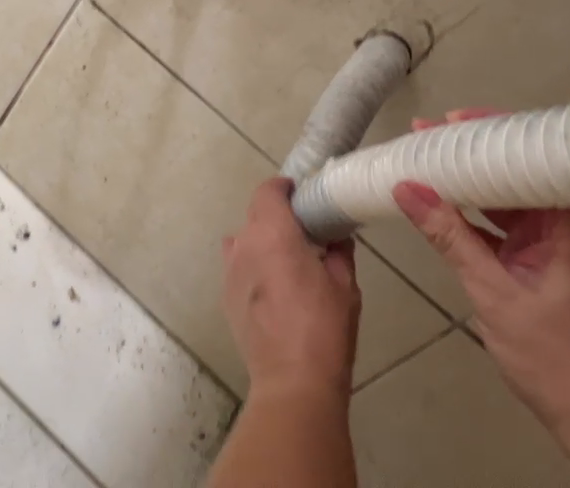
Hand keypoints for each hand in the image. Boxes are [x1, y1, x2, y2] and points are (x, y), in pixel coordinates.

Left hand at [220, 177, 361, 399]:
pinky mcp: (225, 297)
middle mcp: (245, 245)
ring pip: (243, 241)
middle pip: (255, 215)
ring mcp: (230, 272)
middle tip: (303, 231)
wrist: (293, 381)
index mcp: (273, 233)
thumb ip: (337, 252)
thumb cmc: (324, 328)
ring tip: (286, 260)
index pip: (267, 192)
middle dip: (276, 216)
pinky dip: (253, 266)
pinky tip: (273, 288)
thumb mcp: (344, 285)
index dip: (282, 188)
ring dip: (262, 241)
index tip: (300, 194)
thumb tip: (335, 237)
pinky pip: (238, 267)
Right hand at [393, 112, 569, 486]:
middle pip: (523, 172)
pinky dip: (484, 215)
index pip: (531, 158)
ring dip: (476, 183)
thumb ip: (449, 236)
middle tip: (426, 133)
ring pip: (517, 199)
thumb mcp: (493, 292)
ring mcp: (567, 245)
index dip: (488, 134)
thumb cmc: (554, 357)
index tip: (446, 120)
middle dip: (474, 152)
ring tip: (429, 158)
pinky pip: (517, 226)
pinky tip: (448, 203)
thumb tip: (404, 189)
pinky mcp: (556, 264)